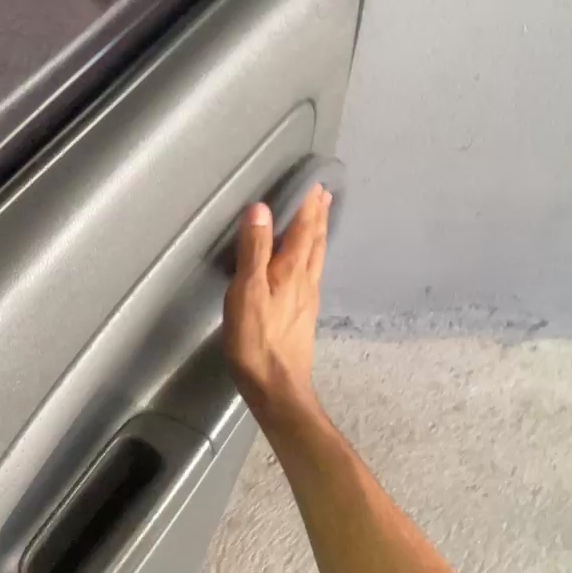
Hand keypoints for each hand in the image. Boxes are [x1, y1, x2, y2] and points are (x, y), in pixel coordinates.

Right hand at [223, 185, 329, 424]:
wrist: (277, 387)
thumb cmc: (256, 340)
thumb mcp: (247, 292)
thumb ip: (254, 251)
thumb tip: (261, 209)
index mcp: (291, 271)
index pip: (303, 231)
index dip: (308, 208)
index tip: (315, 185)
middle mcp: (305, 282)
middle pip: (315, 243)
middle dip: (317, 219)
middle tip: (323, 197)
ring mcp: (306, 301)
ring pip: (315, 260)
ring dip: (317, 238)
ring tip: (319, 223)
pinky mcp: (302, 318)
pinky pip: (310, 277)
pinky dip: (311, 260)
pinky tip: (307, 268)